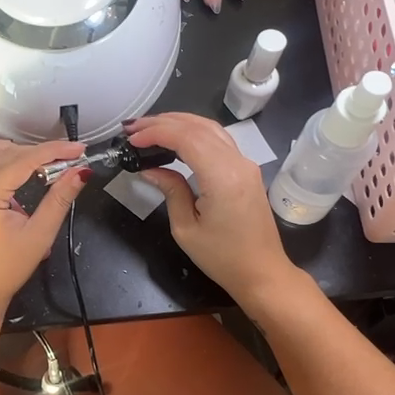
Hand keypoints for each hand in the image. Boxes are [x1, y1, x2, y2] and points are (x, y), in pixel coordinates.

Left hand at [0, 139, 85, 309]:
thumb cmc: (6, 269)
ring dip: (13, 151)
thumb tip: (79, 173)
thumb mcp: (38, 235)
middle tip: (65, 162)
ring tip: (38, 165)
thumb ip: (59, 200)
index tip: (78, 150)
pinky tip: (11, 170)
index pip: (24, 159)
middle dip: (38, 153)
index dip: (54, 151)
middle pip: (6, 152)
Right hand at [124, 114, 299, 300]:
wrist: (262, 272)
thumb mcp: (185, 228)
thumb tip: (151, 169)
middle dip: (163, 122)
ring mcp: (245, 164)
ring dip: (179, 123)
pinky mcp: (246, 170)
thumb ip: (170, 191)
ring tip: (149, 128)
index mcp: (222, 178)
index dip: (156, 133)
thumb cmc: (222, 258)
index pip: (186, 138)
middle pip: (198, 127)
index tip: (132, 138)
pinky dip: (193, 133)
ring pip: (210, 128)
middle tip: (133, 128)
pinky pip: (218, 140)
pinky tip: (175, 139)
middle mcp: (238, 163)